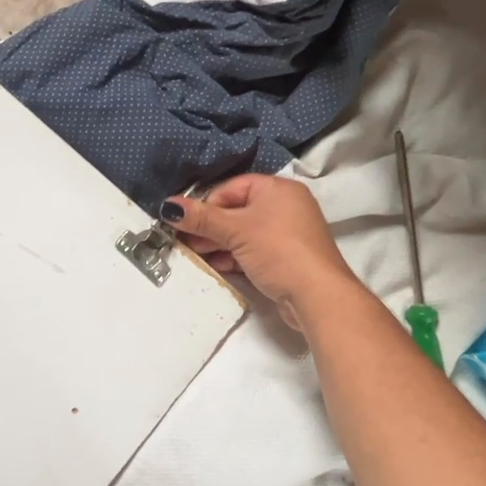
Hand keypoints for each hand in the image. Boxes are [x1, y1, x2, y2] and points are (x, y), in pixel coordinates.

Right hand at [161, 174, 363, 325]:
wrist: (318, 297)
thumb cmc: (278, 250)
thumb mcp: (235, 230)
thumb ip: (200, 217)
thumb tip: (167, 205)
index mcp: (277, 189)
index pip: (231, 188)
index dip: (207, 204)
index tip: (188, 223)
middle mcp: (285, 206)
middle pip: (236, 210)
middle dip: (209, 227)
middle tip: (186, 242)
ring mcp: (287, 233)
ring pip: (243, 233)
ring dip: (218, 244)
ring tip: (197, 256)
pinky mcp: (287, 258)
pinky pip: (253, 250)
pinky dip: (234, 256)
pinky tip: (217, 266)